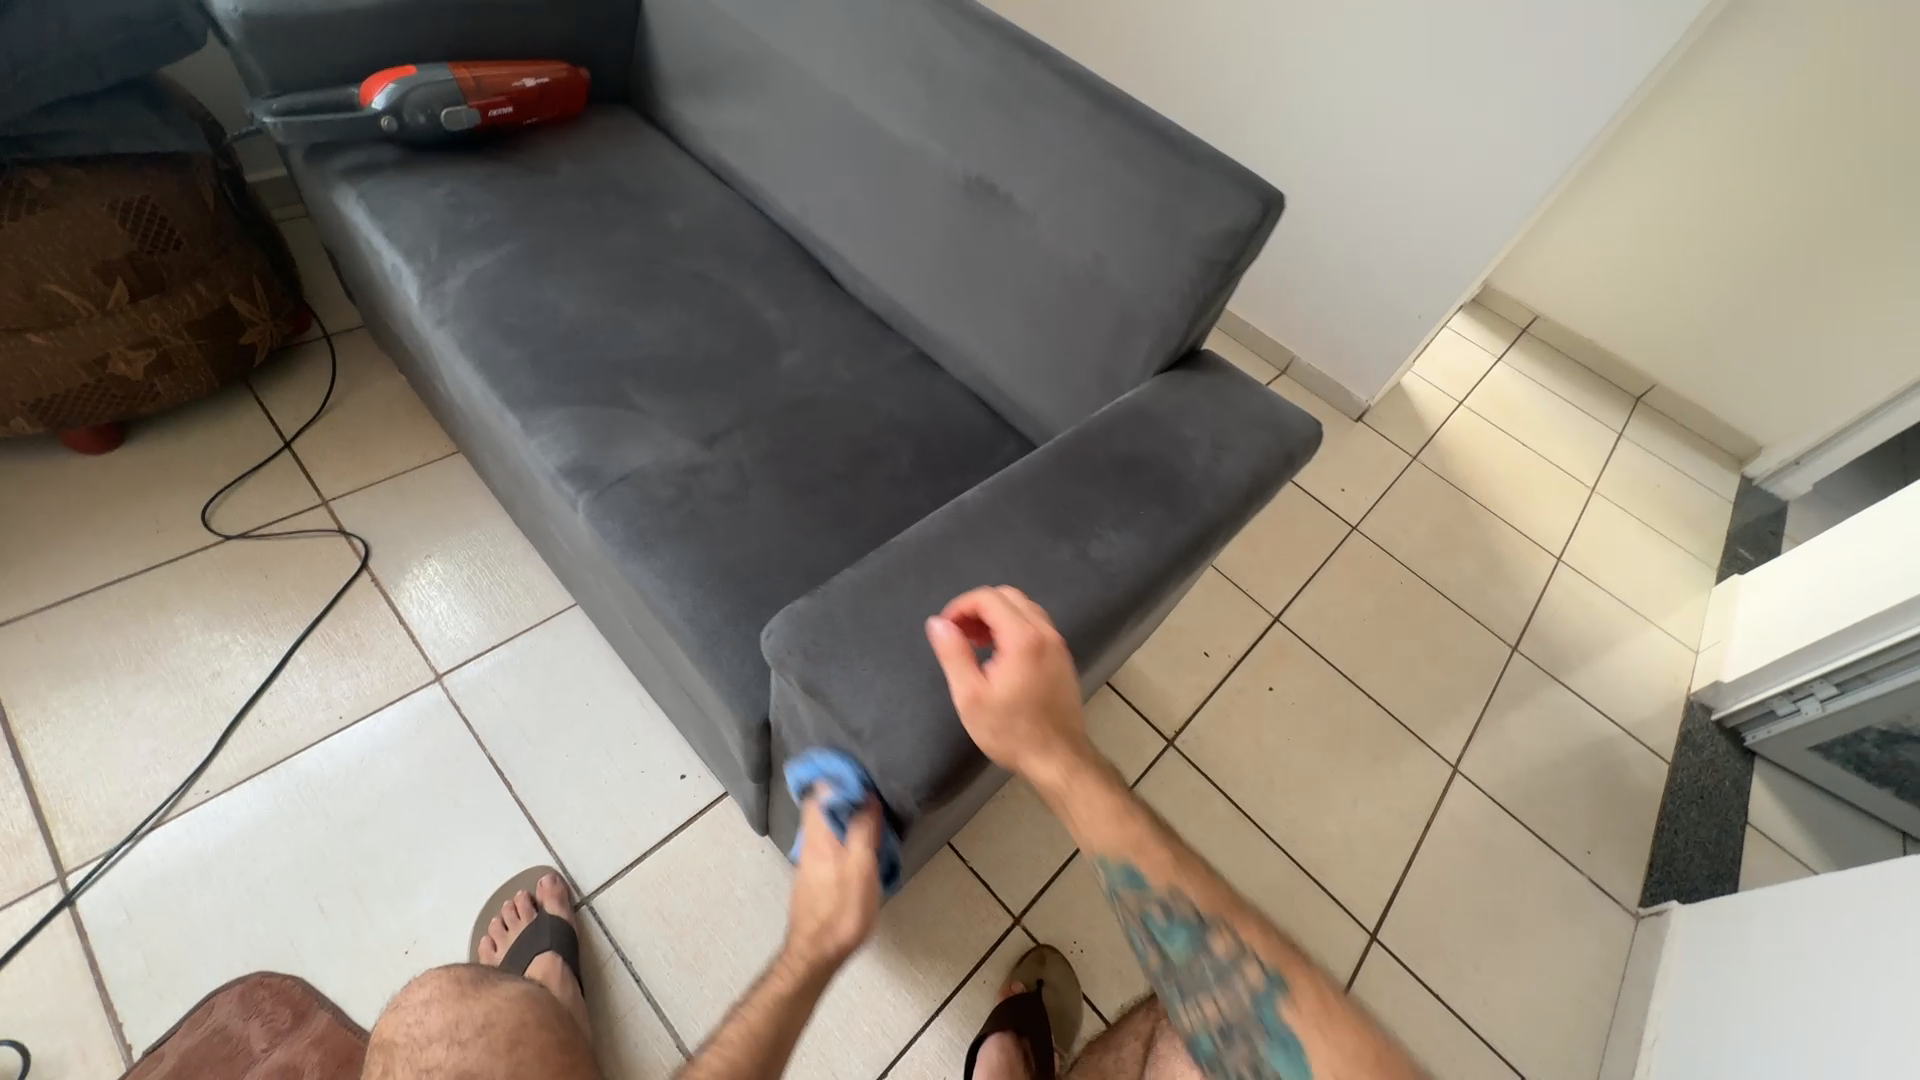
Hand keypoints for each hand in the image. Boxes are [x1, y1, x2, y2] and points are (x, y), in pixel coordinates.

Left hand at [784, 790, 882, 973]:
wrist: (816, 956)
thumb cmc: (842, 909)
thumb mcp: (862, 866)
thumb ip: (863, 829)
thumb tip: (866, 795)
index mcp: (818, 835)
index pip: (818, 792)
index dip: (836, 779)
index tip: (859, 774)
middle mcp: (809, 843)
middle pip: (822, 809)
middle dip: (844, 798)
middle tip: (871, 795)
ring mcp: (808, 863)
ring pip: (825, 828)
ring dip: (845, 820)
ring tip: (871, 819)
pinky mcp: (813, 880)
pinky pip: (828, 846)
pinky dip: (843, 840)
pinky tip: (860, 850)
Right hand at [925, 586, 1094, 785]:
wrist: (1058, 759)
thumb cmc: (1010, 731)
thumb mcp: (970, 696)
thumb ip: (953, 654)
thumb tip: (938, 623)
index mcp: (1023, 637)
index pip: (988, 598)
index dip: (961, 607)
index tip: (946, 629)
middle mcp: (1045, 632)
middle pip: (1008, 596)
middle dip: (978, 608)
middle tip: (960, 636)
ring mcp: (1058, 644)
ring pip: (1024, 608)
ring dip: (997, 616)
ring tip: (977, 645)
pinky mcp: (1062, 657)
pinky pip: (1036, 625)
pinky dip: (1014, 627)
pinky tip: (1000, 656)